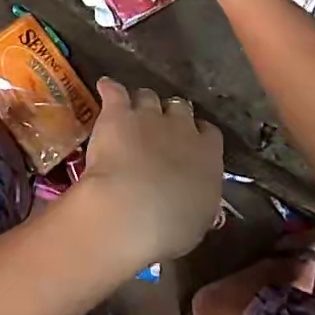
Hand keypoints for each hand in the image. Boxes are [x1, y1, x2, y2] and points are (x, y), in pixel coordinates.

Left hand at [74, 77, 223, 265]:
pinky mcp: (117, 114)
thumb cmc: (171, 227)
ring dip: (141, 104)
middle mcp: (182, 128)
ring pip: (148, 96)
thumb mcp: (198, 220)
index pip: (209, 133)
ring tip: (131, 113)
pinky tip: (105, 87)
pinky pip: (114, 91)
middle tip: (157, 131)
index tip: (189, 144)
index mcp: (207, 156)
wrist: (132, 210)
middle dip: (170, 115)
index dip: (197, 135)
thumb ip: (199, 200)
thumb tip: (194, 198)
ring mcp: (148, 117)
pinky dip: (110, 89)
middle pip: (179, 108)